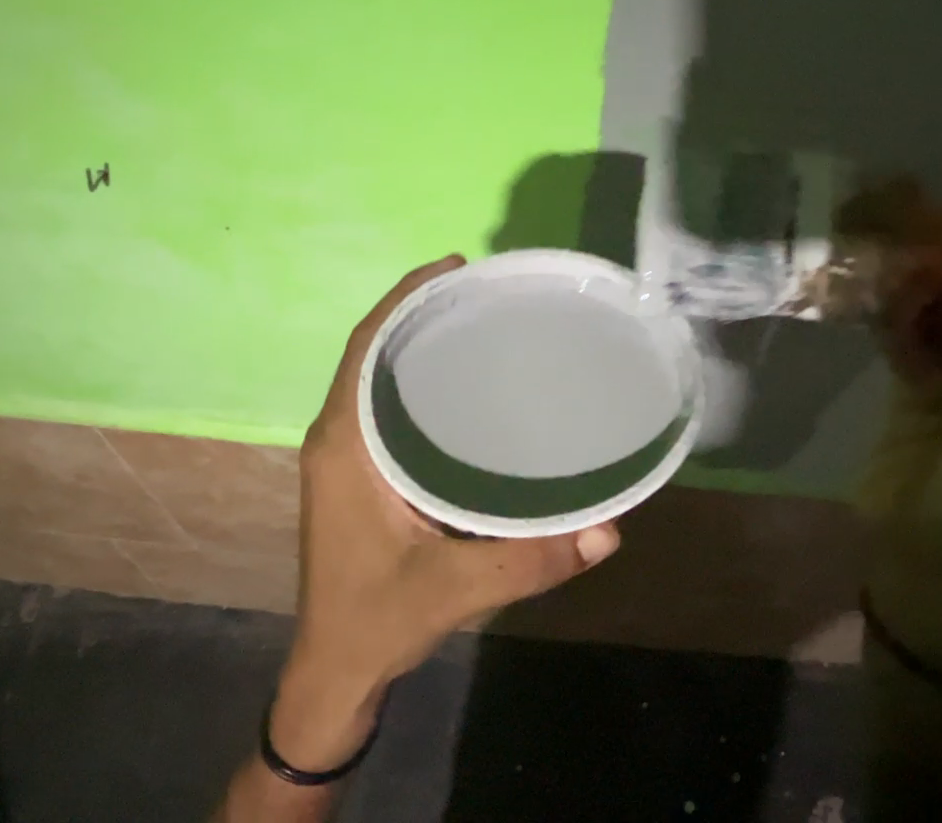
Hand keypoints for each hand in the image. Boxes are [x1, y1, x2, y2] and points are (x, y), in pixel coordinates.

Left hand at [271, 255, 621, 769]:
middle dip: (422, 312)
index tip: (455, 268)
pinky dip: (419, 382)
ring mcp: (346, 457)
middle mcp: (339, 438)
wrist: (334, 673)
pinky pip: (387, 407)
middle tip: (487, 293)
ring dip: (420, 345)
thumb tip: (608, 530)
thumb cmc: (374, 622)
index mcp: (345, 445)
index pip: (364, 347)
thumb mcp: (451, 590)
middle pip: (374, 351)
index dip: (404, 298)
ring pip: (379, 378)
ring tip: (482, 324)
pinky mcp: (361, 476)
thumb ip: (527, 561)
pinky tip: (468, 389)